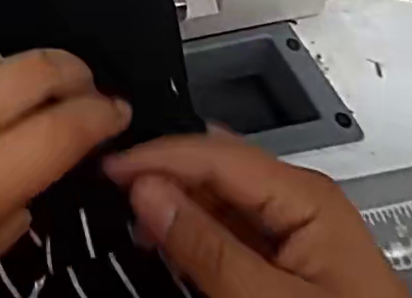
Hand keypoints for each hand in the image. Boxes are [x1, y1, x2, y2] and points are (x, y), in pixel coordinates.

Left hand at [0, 49, 130, 297]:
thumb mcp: (0, 229)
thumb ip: (38, 172)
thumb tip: (72, 125)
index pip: (64, 127)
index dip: (102, 113)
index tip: (120, 109)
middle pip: (38, 66)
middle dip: (75, 70)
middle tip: (87, 83)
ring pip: (3, 60)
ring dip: (23, 78)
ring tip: (21, 103)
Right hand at [103, 130, 403, 297]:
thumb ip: (206, 245)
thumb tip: (144, 186)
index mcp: (304, 195)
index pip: (213, 153)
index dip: (156, 155)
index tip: (107, 167)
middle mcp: (296, 198)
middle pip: (213, 167)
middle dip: (161, 172)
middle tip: (109, 186)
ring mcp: (291, 229)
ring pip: (216, 196)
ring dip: (172, 201)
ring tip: (129, 214)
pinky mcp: (285, 259)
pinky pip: (227, 227)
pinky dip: (192, 230)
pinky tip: (165, 238)